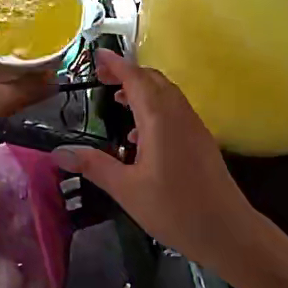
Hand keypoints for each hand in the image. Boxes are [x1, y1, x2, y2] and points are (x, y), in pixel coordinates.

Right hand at [52, 50, 264, 268]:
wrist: (227, 232)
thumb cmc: (174, 210)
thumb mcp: (126, 189)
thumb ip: (94, 166)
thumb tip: (59, 152)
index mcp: (160, 121)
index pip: (136, 80)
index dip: (117, 65)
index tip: (98, 55)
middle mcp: (179, 116)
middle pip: (154, 81)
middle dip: (129, 73)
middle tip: (102, 77)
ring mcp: (194, 128)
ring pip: (168, 95)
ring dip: (143, 90)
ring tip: (118, 101)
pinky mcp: (201, 142)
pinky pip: (176, 112)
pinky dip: (155, 109)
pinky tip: (139, 136)